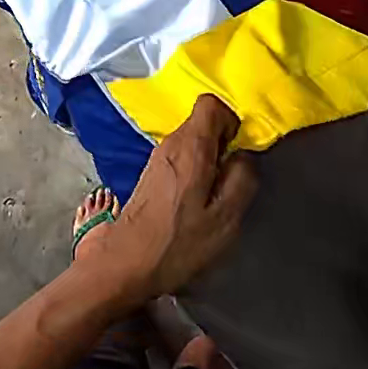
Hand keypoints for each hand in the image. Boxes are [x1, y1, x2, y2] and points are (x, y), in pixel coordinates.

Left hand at [83, 94, 257, 307]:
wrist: (123, 265)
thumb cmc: (177, 242)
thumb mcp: (224, 218)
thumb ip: (242, 179)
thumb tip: (244, 156)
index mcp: (191, 146)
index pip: (212, 103)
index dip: (230, 120)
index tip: (237, 149)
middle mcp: (172, 142)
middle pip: (203, 121)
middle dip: (222, 142)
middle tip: (228, 177)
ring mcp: (158, 156)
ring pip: (193, 139)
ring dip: (209, 158)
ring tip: (212, 193)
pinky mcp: (151, 172)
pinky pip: (182, 155)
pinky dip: (194, 168)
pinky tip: (194, 200)